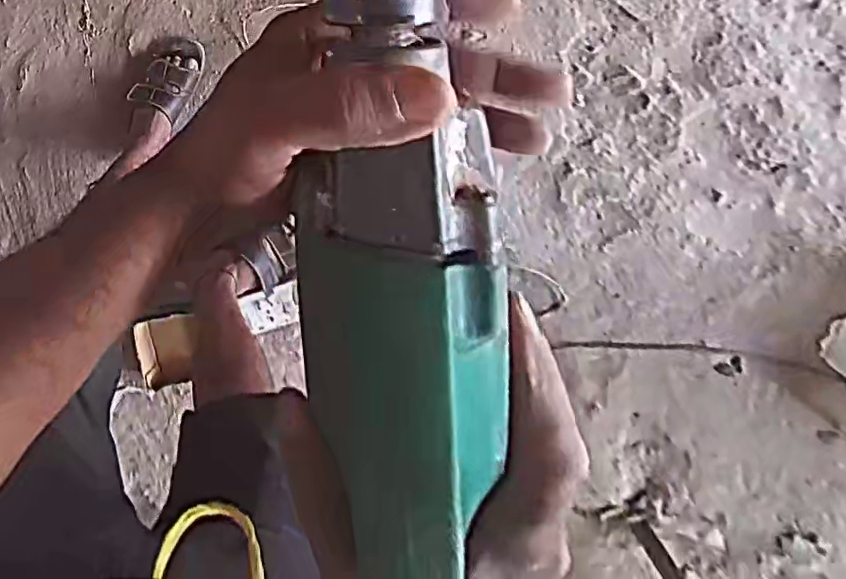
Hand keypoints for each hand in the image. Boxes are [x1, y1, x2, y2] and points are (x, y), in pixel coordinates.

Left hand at [152, 0, 570, 254]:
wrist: (194, 217)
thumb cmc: (216, 157)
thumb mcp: (273, 119)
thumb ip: (340, 104)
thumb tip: (433, 92)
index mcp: (307, 42)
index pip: (381, 5)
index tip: (500, 4)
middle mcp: (328, 70)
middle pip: (417, 56)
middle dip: (480, 68)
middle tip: (541, 88)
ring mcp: (340, 114)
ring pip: (420, 100)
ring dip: (477, 111)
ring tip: (529, 133)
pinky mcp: (347, 156)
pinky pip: (407, 143)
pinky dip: (447, 149)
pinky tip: (481, 165)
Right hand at [274, 295, 589, 577]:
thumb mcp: (349, 557)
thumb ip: (317, 487)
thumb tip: (293, 407)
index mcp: (507, 545)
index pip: (548, 455)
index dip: (535, 376)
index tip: (507, 310)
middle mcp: (538, 534)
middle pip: (552, 431)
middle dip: (521, 354)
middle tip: (479, 294)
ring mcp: (540, 527)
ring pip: (546, 436)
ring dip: (516, 370)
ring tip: (474, 314)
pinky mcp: (527, 515)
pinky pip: (530, 444)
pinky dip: (508, 394)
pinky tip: (470, 365)